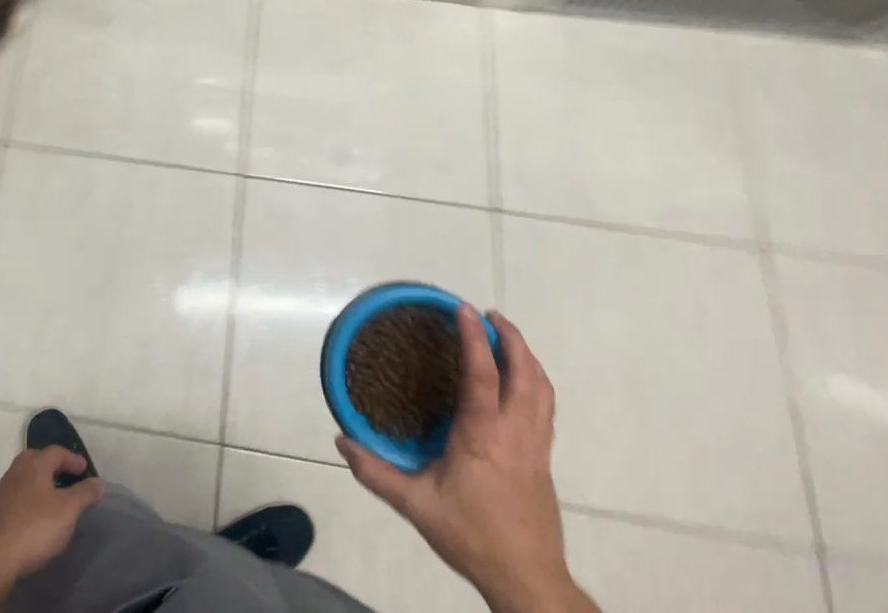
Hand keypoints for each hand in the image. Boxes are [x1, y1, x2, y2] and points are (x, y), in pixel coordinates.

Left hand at [0, 447, 105, 582]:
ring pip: (24, 478)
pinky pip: (16, 496)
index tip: (85, 470)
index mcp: (33, 465)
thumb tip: (98, 482)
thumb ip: (85, 493)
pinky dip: (30, 499)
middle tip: (69, 478)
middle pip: (36, 460)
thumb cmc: (34, 528)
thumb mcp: (68, 510)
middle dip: (54, 466)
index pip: (56, 451)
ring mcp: (1, 491)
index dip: (73, 458)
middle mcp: (15, 472)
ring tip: (55, 499)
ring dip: (41, 483)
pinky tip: (36, 517)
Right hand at [337, 306, 595, 612]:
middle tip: (490, 316)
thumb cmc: (470, 536)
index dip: (475, 339)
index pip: (483, 375)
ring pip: (543, 389)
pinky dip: (536, 383)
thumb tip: (341, 441)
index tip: (464, 310)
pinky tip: (522, 385)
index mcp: (483, 436)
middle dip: (512, 338)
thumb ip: (376, 472)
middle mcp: (515, 433)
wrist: (527, 577)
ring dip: (528, 358)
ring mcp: (536, 446)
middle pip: (525, 373)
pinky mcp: (545, 460)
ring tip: (509, 339)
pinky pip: (546, 408)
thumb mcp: (415, 506)